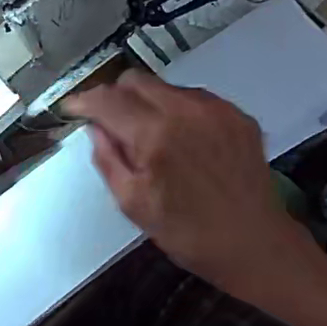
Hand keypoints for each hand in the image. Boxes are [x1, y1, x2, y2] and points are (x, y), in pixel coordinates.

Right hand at [65, 71, 317, 300]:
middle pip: (135, 80)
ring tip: (150, 139)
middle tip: (110, 126)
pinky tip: (183, 142)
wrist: (255, 245)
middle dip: (114, 98)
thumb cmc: (187, 233)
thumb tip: (96, 128)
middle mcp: (187, 109)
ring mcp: (217, 109)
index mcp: (155, 134)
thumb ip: (108, 159)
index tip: (72, 110)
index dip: (83, 101)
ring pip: (165, 87)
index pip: (107, 99)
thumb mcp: (132, 203)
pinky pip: (195, 99)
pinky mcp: (238, 116)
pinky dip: (178, 112)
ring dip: (147, 104)